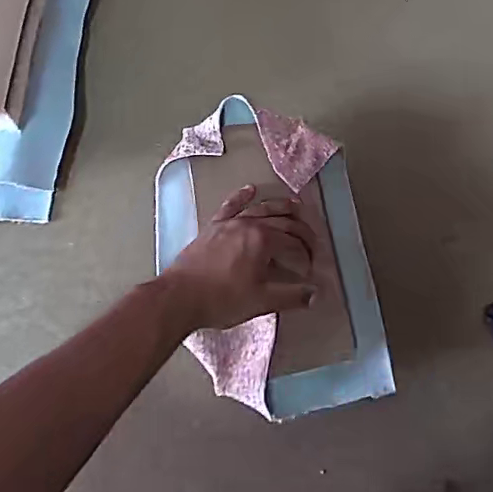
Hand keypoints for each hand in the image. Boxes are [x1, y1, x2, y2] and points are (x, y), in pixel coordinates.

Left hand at [160, 185, 317, 332]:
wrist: (177, 298)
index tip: (310, 269)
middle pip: (284, 222)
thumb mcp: (262, 301)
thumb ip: (291, 296)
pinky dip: (242, 197)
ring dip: (281, 206)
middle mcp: (249, 225)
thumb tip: (315, 294)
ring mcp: (230, 223)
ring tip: (296, 206)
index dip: (307, 255)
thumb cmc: (221, 300)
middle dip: (302, 231)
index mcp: (264, 240)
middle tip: (312, 242)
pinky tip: (251, 190)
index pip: (295, 243)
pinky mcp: (213, 227)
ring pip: (261, 209)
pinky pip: (230, 206)